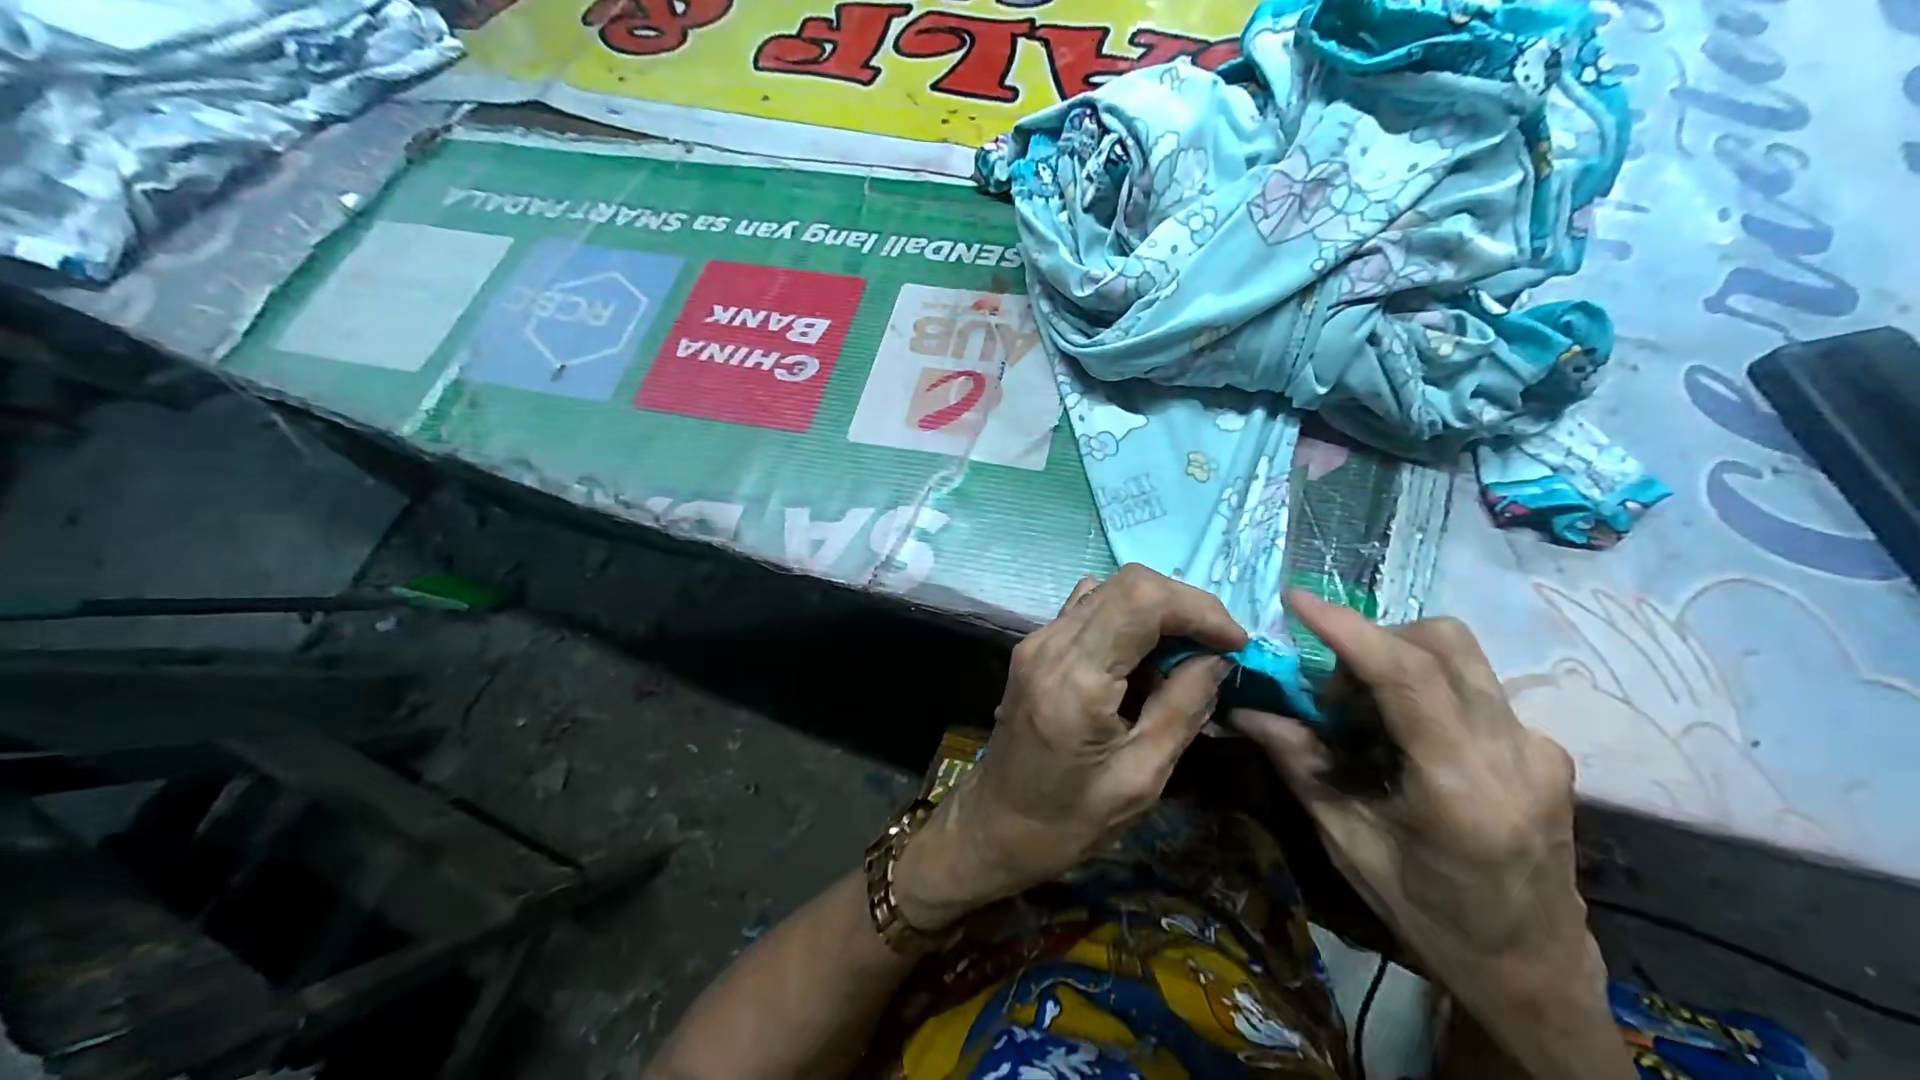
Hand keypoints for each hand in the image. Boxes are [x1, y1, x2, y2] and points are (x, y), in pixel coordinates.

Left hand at [892, 564, 1245, 930]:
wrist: (996, 825)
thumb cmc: (1070, 819)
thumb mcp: (1142, 777)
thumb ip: (1183, 707)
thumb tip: (1217, 657)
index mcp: (1076, 678)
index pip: (1141, 598)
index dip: (1197, 608)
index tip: (1234, 643)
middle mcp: (1051, 644)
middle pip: (1128, 582)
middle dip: (1184, 605)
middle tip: (1218, 646)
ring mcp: (1037, 641)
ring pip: (1109, 590)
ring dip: (1157, 610)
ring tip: (1187, 653)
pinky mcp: (1035, 647)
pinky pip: (1089, 610)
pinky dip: (1128, 620)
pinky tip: (1145, 658)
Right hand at [1236, 591, 1631, 1079]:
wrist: (1535, 970)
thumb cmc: (1430, 917)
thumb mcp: (1348, 844)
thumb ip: (1299, 764)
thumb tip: (1243, 710)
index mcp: (1461, 788)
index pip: (1408, 676)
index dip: (1348, 628)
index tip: (1297, 599)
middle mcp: (1513, 754)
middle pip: (1441, 644)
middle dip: (1370, 641)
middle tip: (1329, 690)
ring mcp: (1539, 747)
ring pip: (1461, 656)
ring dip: (1397, 659)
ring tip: (1362, 712)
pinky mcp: (1545, 748)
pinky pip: (1473, 685)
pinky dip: (1423, 686)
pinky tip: (1402, 736)